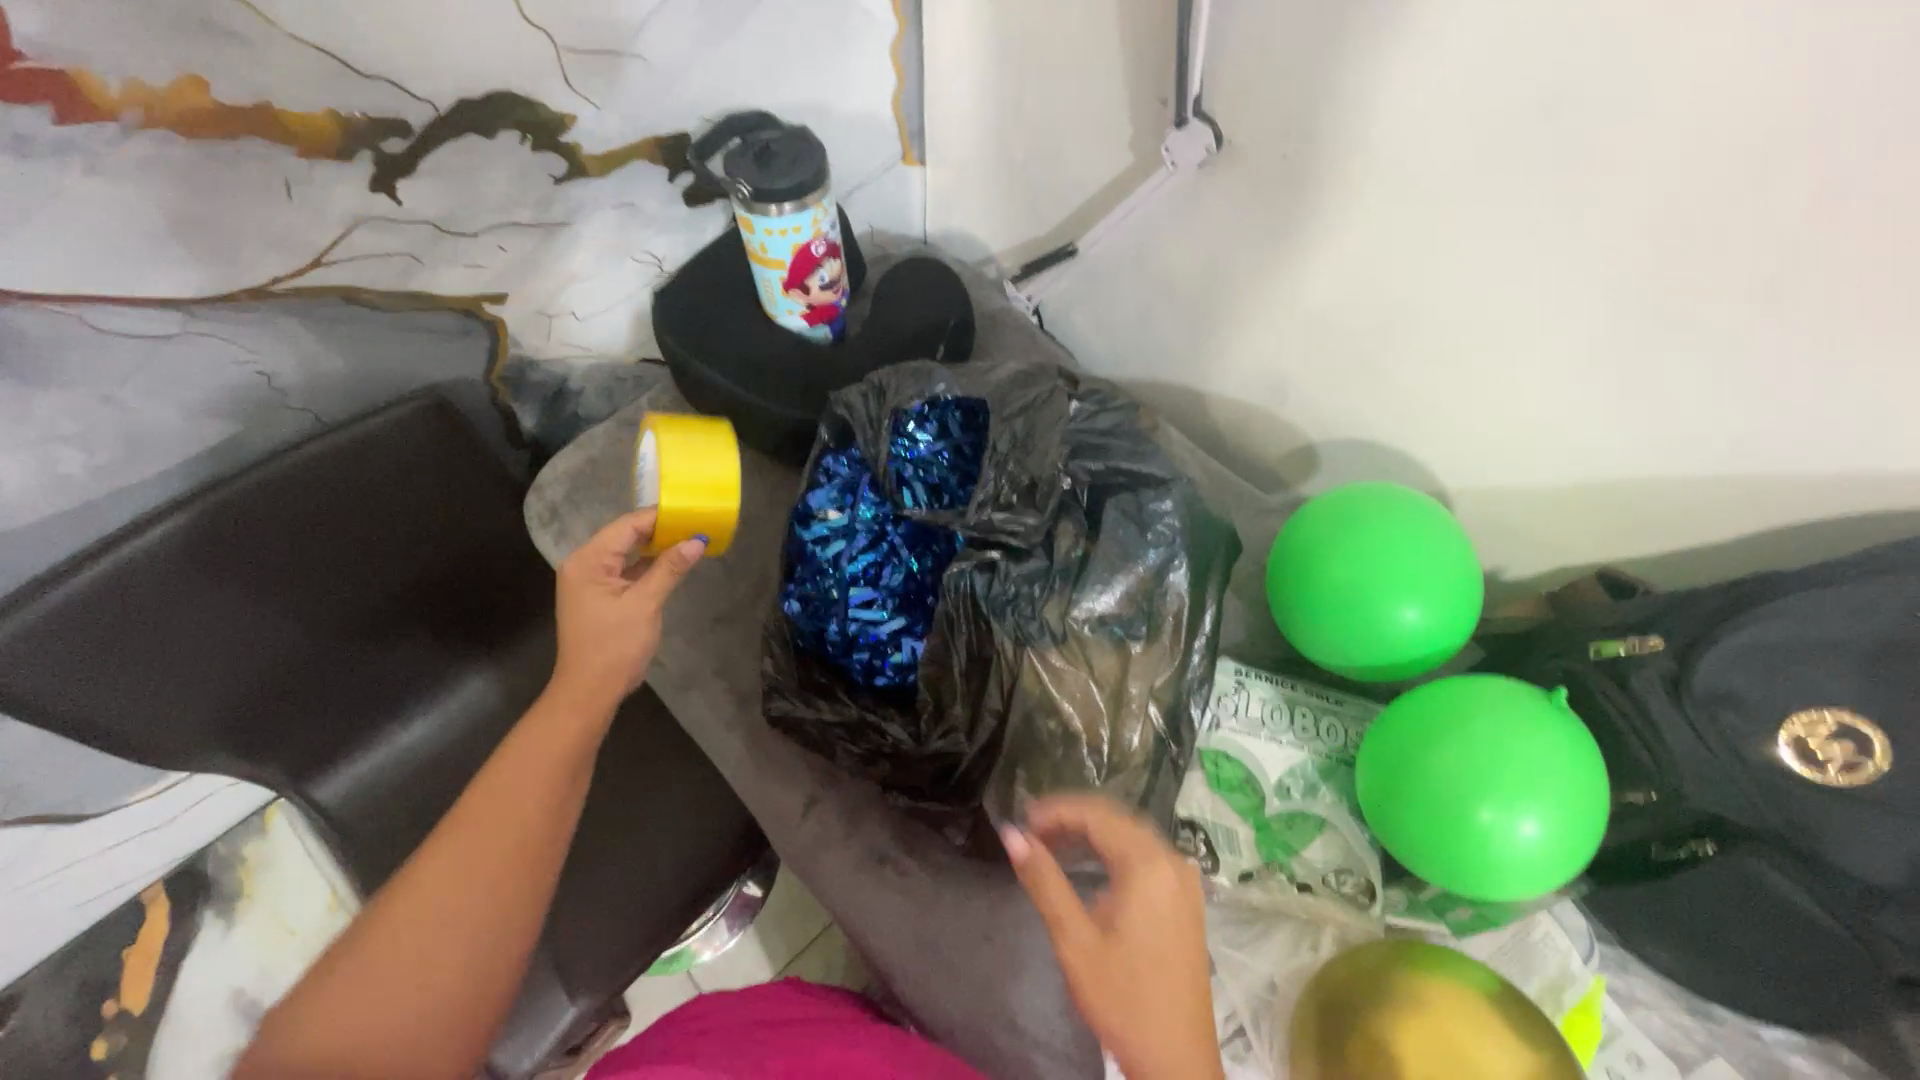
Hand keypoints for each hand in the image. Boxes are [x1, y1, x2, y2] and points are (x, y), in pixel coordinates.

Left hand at [548, 510, 704, 717]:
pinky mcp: (601, 596)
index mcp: (588, 561)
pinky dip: (649, 567)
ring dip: (657, 548)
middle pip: (626, 536)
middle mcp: (585, 564)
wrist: (591, 690)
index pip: (627, 526)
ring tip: (691, 540)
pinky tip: (674, 563)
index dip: (660, 517)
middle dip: (661, 531)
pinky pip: (627, 571)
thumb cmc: (614, 646)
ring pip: (628, 554)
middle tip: (696, 525)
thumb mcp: (645, 604)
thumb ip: (670, 568)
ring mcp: (591, 581)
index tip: (692, 512)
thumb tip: (697, 541)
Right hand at [1003, 796, 1223, 1079]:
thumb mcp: (1074, 940)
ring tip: (1050, 844)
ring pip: (1132, 837)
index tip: (1020, 819)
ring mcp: (1184, 881)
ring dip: (1092, 834)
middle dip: (1072, 818)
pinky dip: (1114, 852)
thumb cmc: (1122, 999)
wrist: (1176, 1059)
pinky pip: (1146, 857)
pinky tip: (1089, 867)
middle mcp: (1173, 861)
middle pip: (1117, 820)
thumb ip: (1044, 881)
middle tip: (1031, 830)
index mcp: (1148, 865)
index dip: (1056, 810)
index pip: (1097, 815)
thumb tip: (1011, 834)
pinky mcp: (1186, 901)